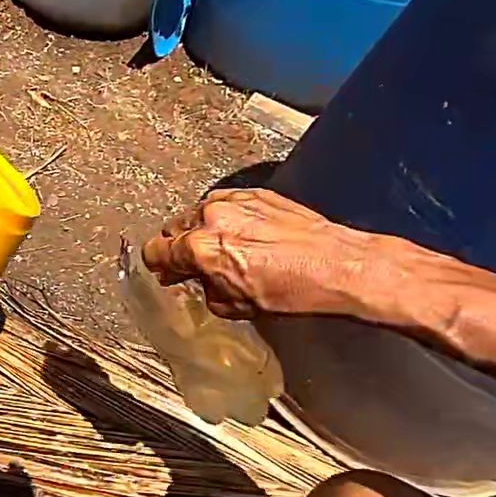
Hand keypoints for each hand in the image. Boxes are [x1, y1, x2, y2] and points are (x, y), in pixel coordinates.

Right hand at [140, 189, 403, 318]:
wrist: (340, 266)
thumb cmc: (293, 290)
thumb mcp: (236, 304)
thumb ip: (204, 287)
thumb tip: (198, 280)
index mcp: (200, 248)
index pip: (155, 251)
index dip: (159, 265)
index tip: (168, 272)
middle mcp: (211, 217)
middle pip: (172, 229)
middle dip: (180, 248)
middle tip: (195, 264)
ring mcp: (233, 200)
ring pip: (198, 215)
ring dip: (202, 231)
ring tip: (225, 249)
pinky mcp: (254, 192)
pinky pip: (225, 205)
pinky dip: (226, 219)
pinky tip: (246, 236)